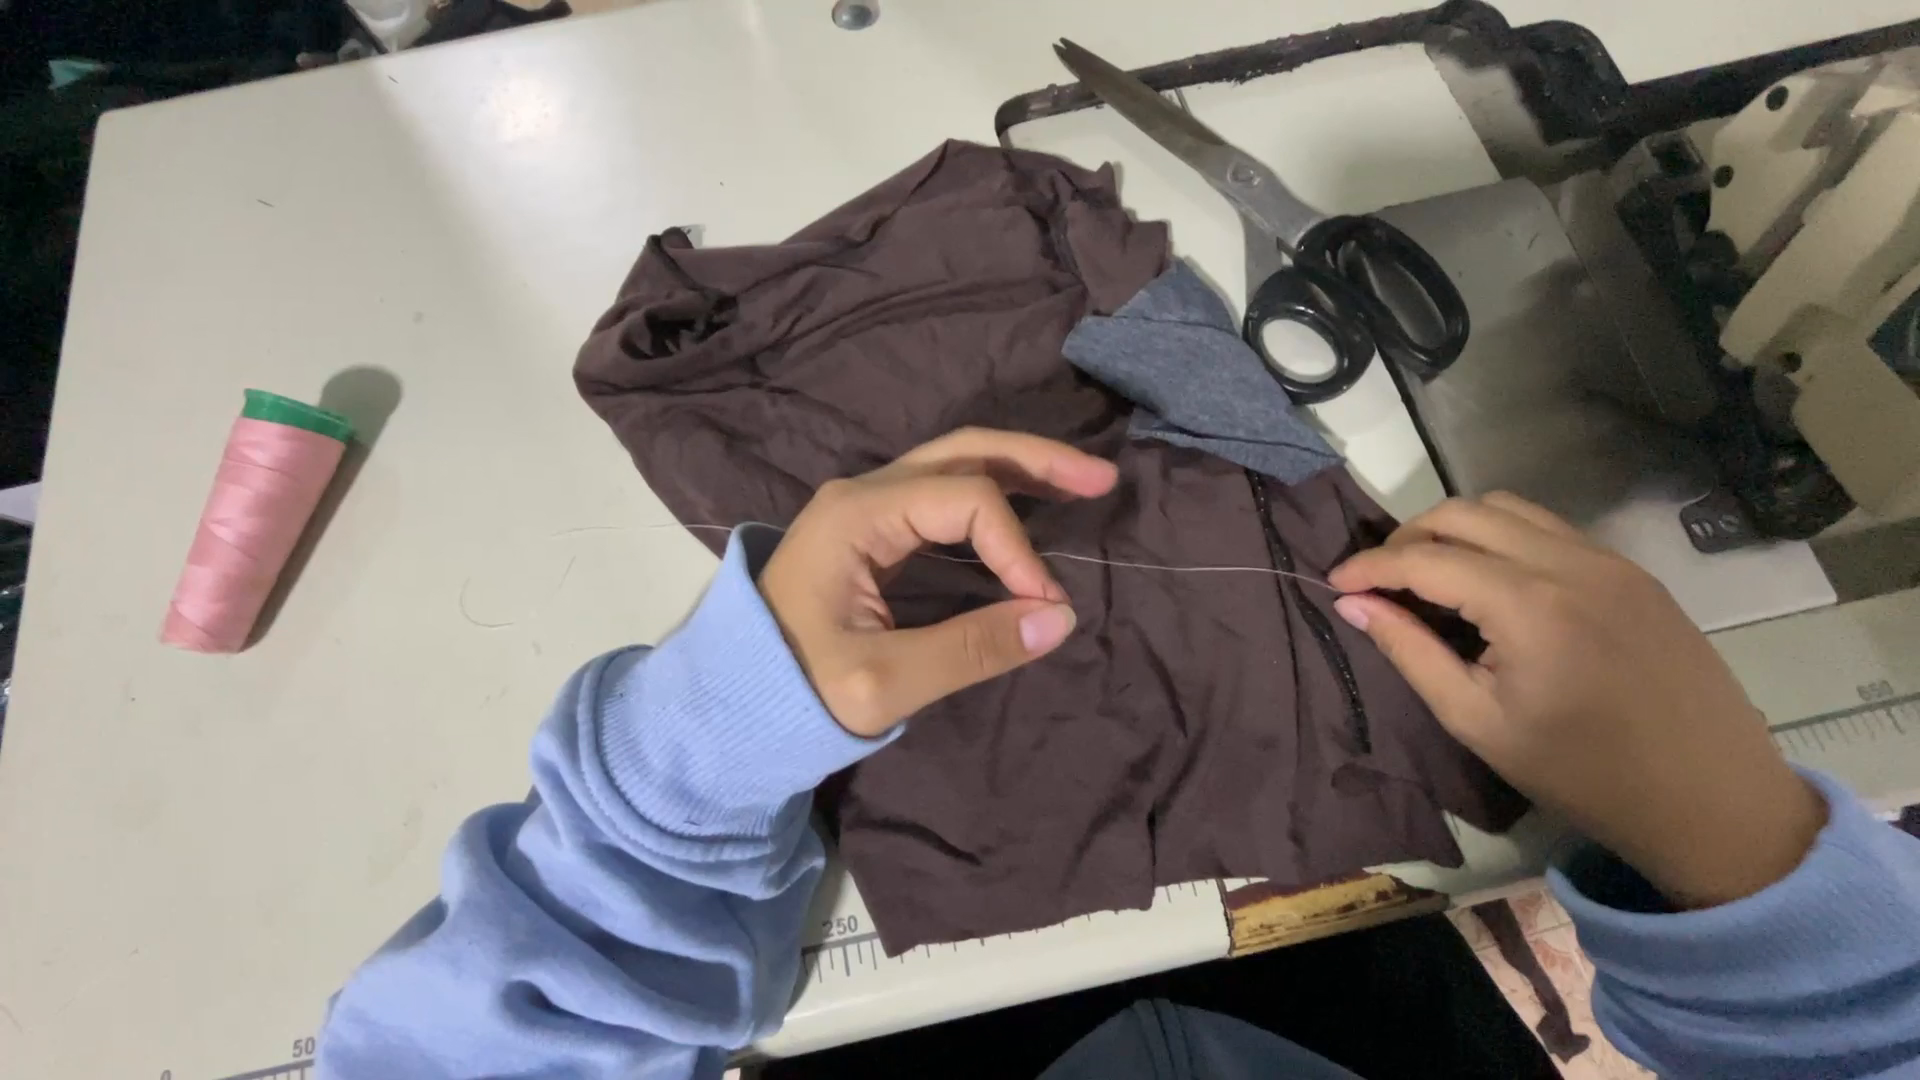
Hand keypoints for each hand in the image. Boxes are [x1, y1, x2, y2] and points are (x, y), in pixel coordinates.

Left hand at [757, 428, 1117, 738]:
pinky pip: (941, 496)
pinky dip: (992, 497)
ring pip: (954, 465)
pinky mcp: (871, 533)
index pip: (965, 500)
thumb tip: (1059, 618)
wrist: (732, 700)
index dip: (1016, 547)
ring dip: (1019, 469)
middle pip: (963, 452)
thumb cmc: (794, 690)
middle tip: (1100, 479)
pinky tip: (1027, 508)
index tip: (1041, 606)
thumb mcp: (883, 683)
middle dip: (1036, 461)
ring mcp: (865, 508)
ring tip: (1080, 481)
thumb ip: (971, 650)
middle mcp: (862, 493)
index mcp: (857, 515)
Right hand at [1328, 493, 1824, 907]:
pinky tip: (1488, 583)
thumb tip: (1352, 603)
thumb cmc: (1580, 772)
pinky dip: (1500, 538)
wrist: (1713, 801)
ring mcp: (1610, 562)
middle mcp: (1572, 565)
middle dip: (1406, 537)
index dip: (1369, 566)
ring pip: (1507, 509)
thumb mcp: (1474, 720)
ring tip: (1429, 574)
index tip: (1334, 583)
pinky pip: (1547, 529)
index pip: (1425, 558)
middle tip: (1379, 580)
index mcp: (1531, 606)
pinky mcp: (1632, 572)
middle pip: (1463, 513)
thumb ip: (1408, 651)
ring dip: (1454, 529)